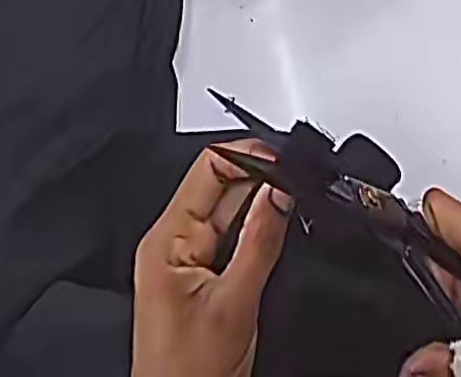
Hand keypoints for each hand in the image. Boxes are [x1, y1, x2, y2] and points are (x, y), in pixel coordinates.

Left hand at [133, 141, 292, 376]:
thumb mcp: (235, 305)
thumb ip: (260, 241)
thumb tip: (280, 191)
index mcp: (167, 238)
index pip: (208, 168)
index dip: (246, 156)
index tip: (280, 160)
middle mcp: (172, 240)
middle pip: (219, 183)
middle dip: (258, 175)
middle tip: (293, 179)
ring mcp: (185, 255)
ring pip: (228, 205)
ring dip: (259, 197)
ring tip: (290, 195)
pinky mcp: (199, 271)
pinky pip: (230, 231)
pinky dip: (255, 222)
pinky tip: (275, 220)